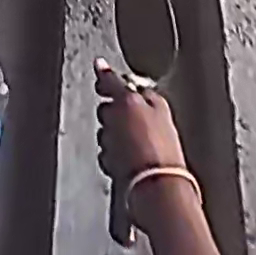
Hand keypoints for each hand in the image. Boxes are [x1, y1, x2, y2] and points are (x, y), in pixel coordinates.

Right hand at [95, 59, 191, 218]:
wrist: (155, 191)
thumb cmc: (149, 146)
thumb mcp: (127, 102)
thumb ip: (112, 81)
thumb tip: (101, 63)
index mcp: (154, 103)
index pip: (124, 85)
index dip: (109, 88)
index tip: (102, 91)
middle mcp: (149, 124)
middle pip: (113, 110)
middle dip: (107, 118)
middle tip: (112, 125)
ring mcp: (141, 147)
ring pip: (109, 134)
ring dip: (107, 140)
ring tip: (117, 149)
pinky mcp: (133, 169)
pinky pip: (111, 156)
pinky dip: (110, 159)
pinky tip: (117, 163)